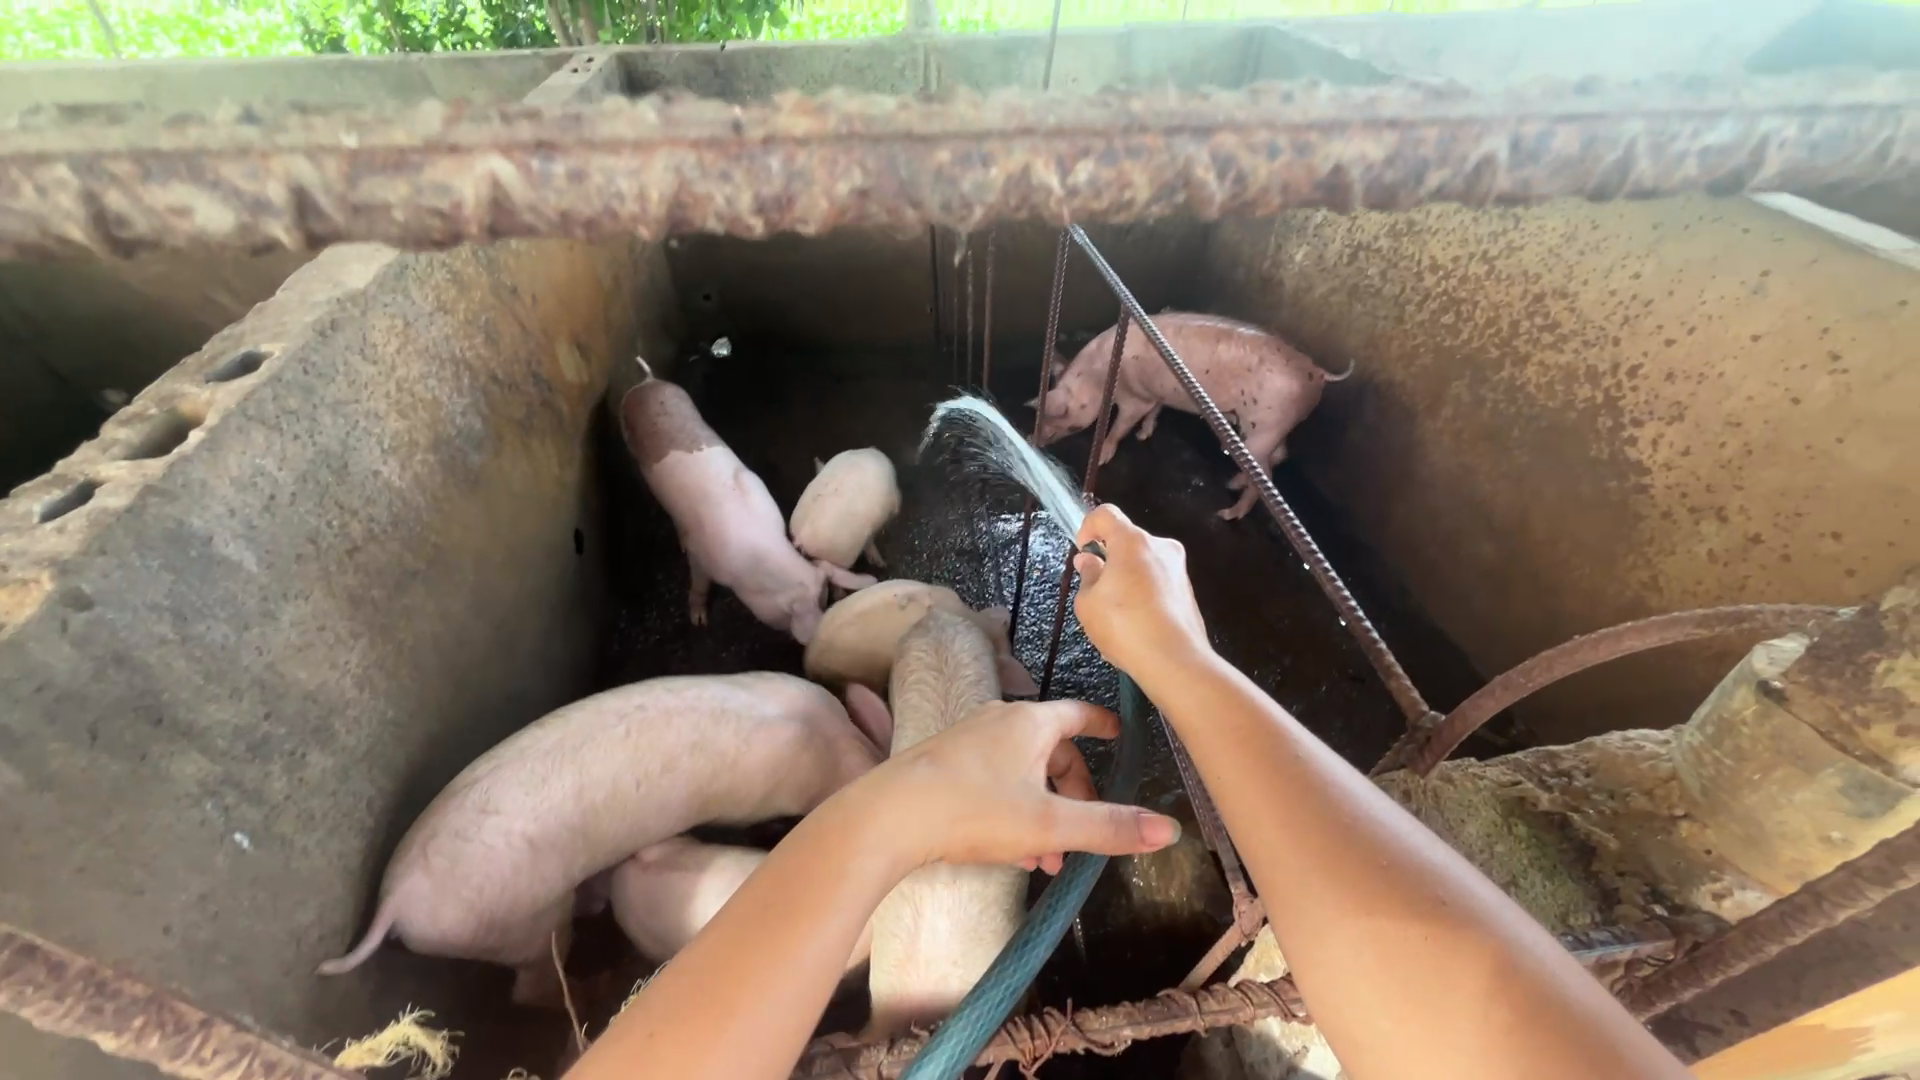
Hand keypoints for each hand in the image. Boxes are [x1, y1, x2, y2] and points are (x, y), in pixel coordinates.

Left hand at [851, 699, 1179, 874]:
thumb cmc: (976, 809)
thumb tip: (1169, 829)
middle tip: (1083, 840)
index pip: (1079, 714)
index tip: (1121, 736)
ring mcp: (968, 740)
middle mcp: (999, 720)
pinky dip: (1014, 810)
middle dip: (1074, 796)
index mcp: (1030, 722)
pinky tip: (1013, 852)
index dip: (1104, 725)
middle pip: (1053, 752)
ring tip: (1048, 860)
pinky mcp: (945, 763)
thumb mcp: (1050, 823)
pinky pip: (994, 780)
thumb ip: (1110, 827)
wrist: (890, 816)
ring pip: (1023, 772)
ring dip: (1044, 812)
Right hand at [1072, 503, 1210, 680]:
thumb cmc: (1124, 626)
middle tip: (1096, 589)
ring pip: (1143, 562)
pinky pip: (1158, 582)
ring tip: (1116, 613)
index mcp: (1132, 542)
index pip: (1105, 514)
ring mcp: (1178, 569)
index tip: (1082, 552)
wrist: (1175, 661)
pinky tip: (1137, 624)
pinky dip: (1143, 593)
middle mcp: (1160, 547)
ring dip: (1127, 577)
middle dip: (1108, 558)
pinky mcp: (1188, 591)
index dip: (1087, 527)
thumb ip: (1087, 576)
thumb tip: (1089, 561)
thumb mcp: (1088, 603)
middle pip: (1127, 540)